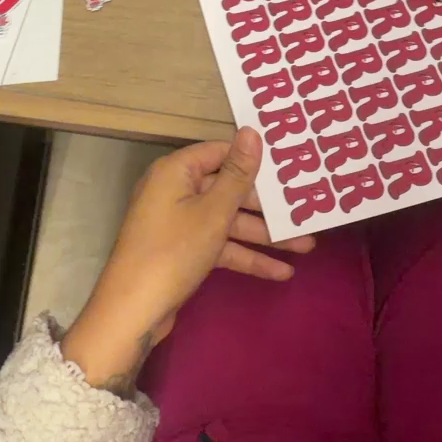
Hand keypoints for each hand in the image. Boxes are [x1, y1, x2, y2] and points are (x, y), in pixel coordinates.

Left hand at [61, 128, 313, 394]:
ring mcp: (180, 223)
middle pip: (228, 189)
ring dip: (264, 236)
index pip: (221, 152)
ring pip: (228, 221)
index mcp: (177, 171)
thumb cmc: (174, 251)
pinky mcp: (184, 251)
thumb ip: (238, 174)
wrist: (134, 311)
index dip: (254, 159)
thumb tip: (252, 131)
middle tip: (305, 210)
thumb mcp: (213, 211)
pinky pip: (220, 245)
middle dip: (266, 207)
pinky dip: (246, 257)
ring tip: (307, 247)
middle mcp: (176, 190)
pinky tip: (281, 272)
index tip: (288, 165)